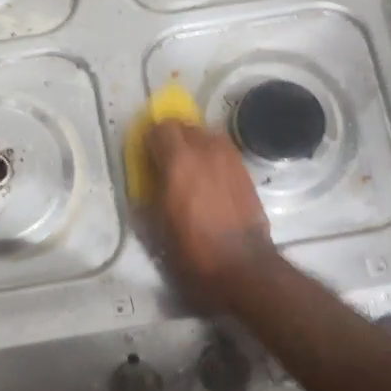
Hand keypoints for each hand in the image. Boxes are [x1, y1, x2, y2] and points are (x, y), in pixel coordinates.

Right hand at [147, 121, 275, 286]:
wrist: (241, 264)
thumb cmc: (191, 248)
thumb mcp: (156, 224)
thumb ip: (149, 191)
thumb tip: (149, 179)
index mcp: (178, 160)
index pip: (160, 128)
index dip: (150, 139)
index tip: (146, 155)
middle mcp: (205, 150)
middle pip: (184, 126)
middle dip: (172, 138)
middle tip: (165, 160)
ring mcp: (229, 157)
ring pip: (206, 134)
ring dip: (194, 144)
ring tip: (189, 167)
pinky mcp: (245, 170)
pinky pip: (223, 150)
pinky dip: (212, 156)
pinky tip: (209, 178)